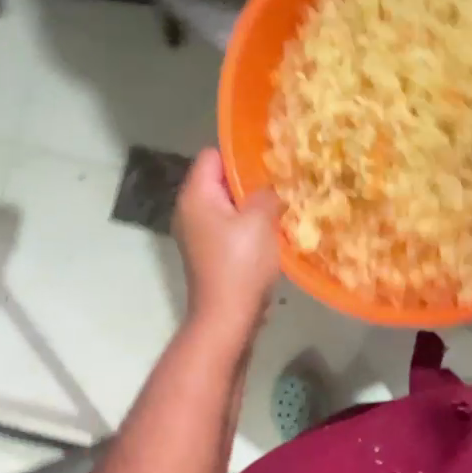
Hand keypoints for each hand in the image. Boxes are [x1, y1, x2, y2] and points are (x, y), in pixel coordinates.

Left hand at [174, 149, 283, 339]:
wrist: (226, 318)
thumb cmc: (240, 264)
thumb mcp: (260, 220)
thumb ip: (266, 193)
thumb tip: (270, 187)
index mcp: (195, 195)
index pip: (212, 156)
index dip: (240, 154)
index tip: (270, 160)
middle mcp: (189, 210)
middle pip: (220, 180)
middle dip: (250, 181)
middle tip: (281, 182)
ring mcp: (197, 234)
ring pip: (227, 206)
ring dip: (251, 207)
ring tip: (280, 207)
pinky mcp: (208, 253)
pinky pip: (229, 228)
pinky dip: (247, 227)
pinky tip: (270, 233)